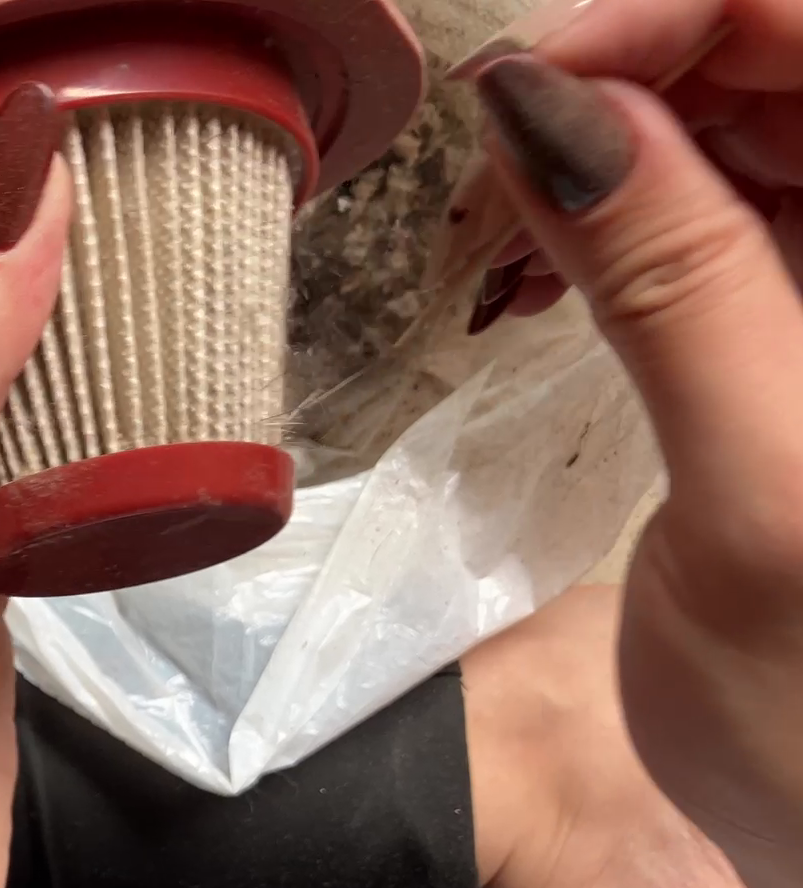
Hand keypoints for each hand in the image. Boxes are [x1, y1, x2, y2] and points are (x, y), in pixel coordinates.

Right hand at [454, 0, 802, 887]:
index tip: (518, 86)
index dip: (678, 20)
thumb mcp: (762, 473)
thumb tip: (552, 118)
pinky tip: (540, 275)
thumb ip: (674, 281)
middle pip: (789, 64)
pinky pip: (712, 221)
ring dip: (600, 167)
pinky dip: (607, 228)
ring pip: (740, 139)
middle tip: (483, 189)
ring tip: (499, 244)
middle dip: (619, 95)